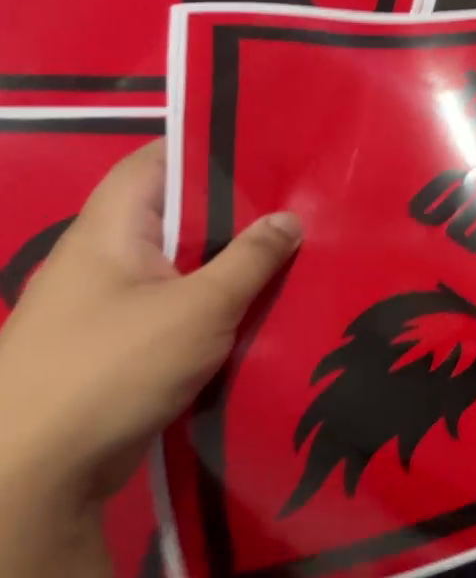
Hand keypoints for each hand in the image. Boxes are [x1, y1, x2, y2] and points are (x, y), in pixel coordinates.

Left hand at [0, 141, 300, 575]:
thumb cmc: (111, 370)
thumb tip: (289, 217)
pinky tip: (267, 297)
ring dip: (233, 254)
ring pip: (181, 260)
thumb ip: (252, 256)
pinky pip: (178, 301)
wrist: (31, 475)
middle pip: (174, 213)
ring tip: (300, 240)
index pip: (151, 165)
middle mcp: (100, 262)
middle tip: (306, 190)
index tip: (270, 138)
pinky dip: (221, 294)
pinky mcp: (118, 344)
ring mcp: (105, 305)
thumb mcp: (201, 306)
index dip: (205, 144)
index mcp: (106, 236)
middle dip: (238, 202)